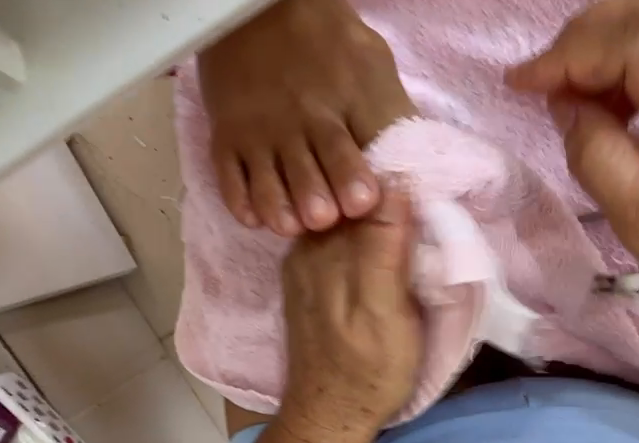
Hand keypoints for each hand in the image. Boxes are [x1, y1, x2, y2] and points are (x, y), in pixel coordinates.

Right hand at [198, 0, 415, 235]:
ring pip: (267, 185)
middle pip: (311, 171)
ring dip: (279, 209)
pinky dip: (241, 204)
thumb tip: (412, 167)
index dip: (361, 179)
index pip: (358, 149)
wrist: (256, 9)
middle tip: (325, 217)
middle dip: (319, 199)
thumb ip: (388, 115)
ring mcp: (260, 133)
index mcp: (346, 102)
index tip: (366, 201)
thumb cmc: (327, 46)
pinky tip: (255, 218)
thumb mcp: (371, 65)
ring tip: (291, 225)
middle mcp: (301, 121)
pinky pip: (230, 181)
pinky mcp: (227, 139)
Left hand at [276, 189, 422, 442]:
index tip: (434, 188)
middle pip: (353, 196)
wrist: (328, 418)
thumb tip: (396, 182)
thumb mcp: (386, 313)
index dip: (400, 181)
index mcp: (325, 247)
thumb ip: (385, 248)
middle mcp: (309, 245)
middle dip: (389, 194)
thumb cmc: (367, 373)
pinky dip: (365, 238)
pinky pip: (339, 240)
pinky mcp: (308, 280)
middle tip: (428, 213)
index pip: (364, 185)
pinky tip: (386, 255)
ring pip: (347, 217)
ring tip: (412, 233)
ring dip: (380, 217)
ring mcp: (304, 262)